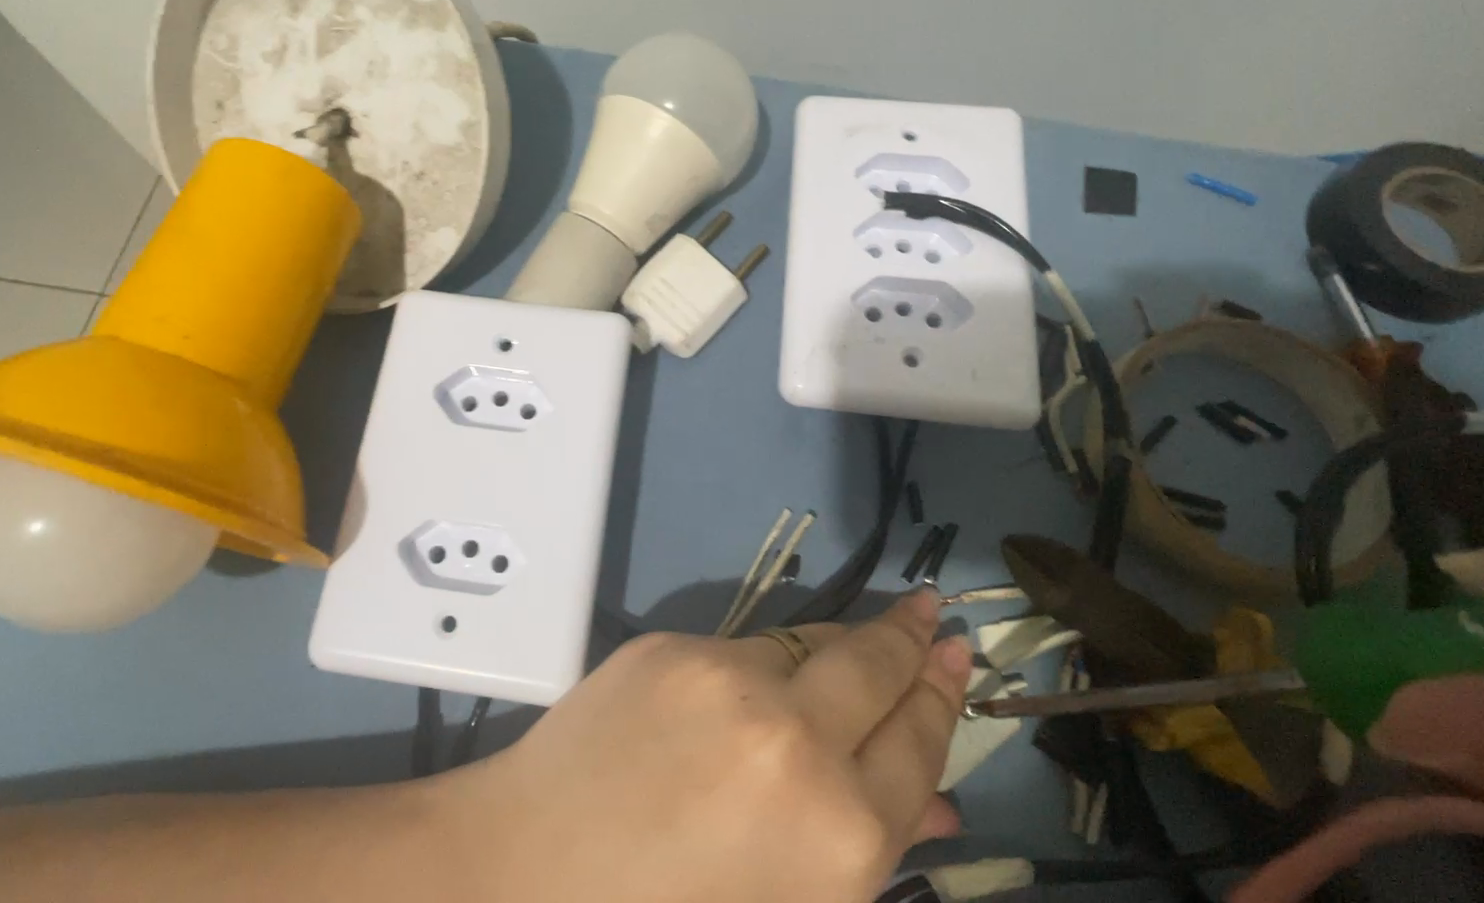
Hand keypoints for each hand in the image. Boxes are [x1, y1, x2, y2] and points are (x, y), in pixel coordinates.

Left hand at [456, 593, 971, 902]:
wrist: (527, 872)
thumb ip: (867, 854)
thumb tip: (935, 806)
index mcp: (841, 834)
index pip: (917, 746)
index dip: (941, 699)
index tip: (956, 654)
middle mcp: (797, 740)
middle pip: (875, 668)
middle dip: (909, 639)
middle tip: (929, 611)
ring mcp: (727, 680)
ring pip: (806, 646)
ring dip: (834, 650)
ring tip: (858, 641)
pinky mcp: (672, 648)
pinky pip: (740, 649)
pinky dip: (760, 667)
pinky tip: (754, 690)